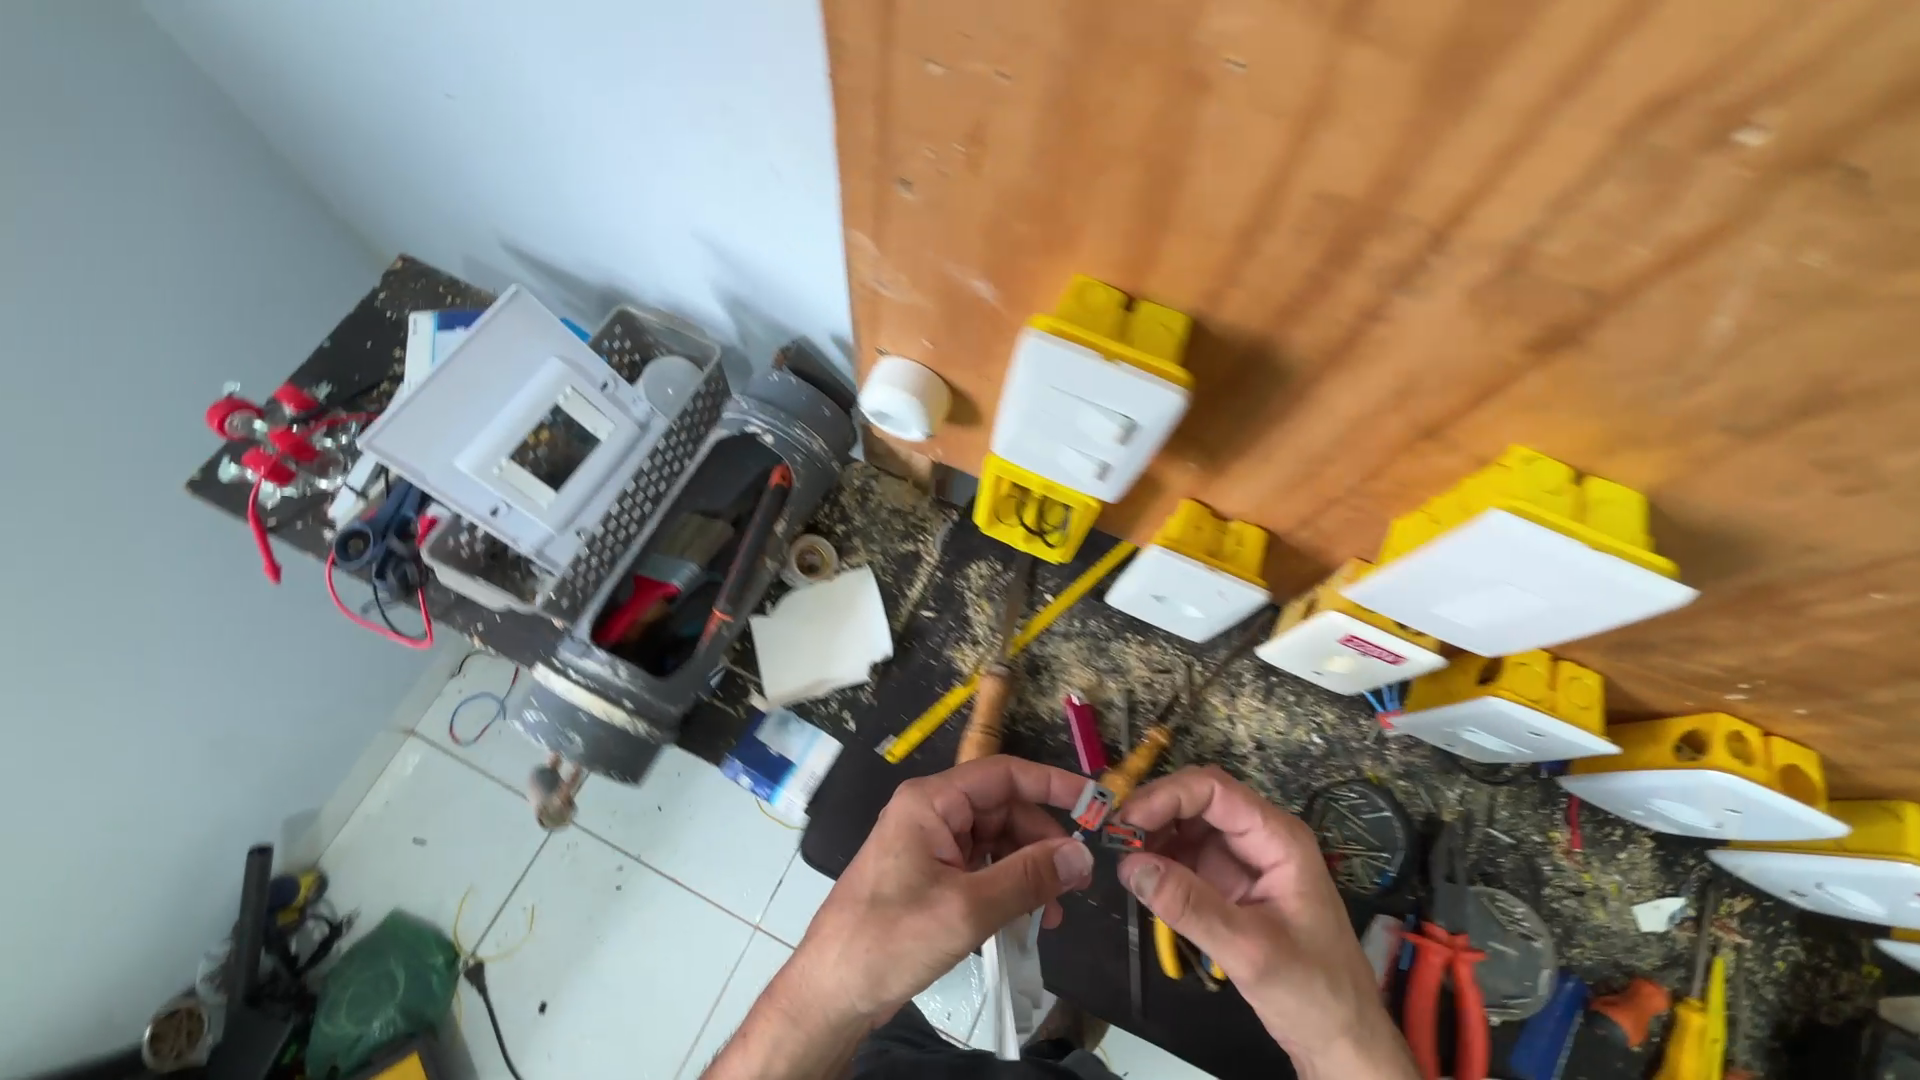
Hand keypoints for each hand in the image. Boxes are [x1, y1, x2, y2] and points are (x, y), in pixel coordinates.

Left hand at [787, 756, 1096, 1026]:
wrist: (831, 990)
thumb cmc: (891, 938)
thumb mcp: (967, 909)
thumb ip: (1029, 878)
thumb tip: (1083, 856)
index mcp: (931, 802)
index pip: (1003, 774)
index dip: (1051, 784)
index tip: (1094, 804)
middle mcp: (931, 813)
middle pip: (1003, 810)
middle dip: (1041, 842)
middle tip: (1074, 881)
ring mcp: (929, 845)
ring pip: (996, 841)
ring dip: (1028, 870)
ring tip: (1054, 912)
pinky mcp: (930, 876)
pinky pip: (981, 866)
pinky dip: (1007, 886)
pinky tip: (1028, 918)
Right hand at [1118, 766, 1415, 1079]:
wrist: (1340, 1040)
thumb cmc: (1312, 992)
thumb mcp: (1251, 951)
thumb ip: (1190, 906)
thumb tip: (1130, 865)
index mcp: (1277, 838)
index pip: (1213, 790)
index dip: (1166, 796)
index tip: (1126, 822)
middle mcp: (1257, 838)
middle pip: (1195, 800)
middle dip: (1153, 812)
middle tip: (1113, 839)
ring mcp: (1240, 860)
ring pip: (1184, 825)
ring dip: (1151, 836)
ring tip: (1120, 859)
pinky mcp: (1226, 883)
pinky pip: (1184, 856)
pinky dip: (1158, 861)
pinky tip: (1139, 878)